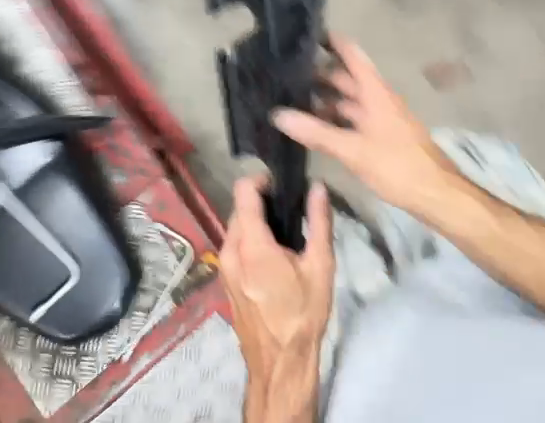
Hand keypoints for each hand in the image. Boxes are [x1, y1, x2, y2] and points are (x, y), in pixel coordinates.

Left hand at [220, 176, 333, 422]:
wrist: (280, 363)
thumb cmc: (303, 313)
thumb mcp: (321, 266)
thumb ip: (319, 222)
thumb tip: (318, 187)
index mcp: (251, 245)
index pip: (243, 191)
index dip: (262, 181)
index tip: (283, 186)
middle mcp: (229, 251)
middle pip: (240, 208)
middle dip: (262, 202)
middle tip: (291, 211)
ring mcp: (223, 267)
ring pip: (236, 227)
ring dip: (256, 222)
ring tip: (285, 233)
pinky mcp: (225, 280)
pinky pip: (234, 246)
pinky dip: (250, 240)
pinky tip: (273, 255)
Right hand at [273, 37, 462, 218]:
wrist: (435, 193)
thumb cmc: (397, 164)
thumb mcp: (353, 149)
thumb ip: (317, 132)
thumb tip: (279, 114)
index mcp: (375, 92)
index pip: (353, 55)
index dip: (333, 42)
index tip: (308, 32)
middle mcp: (378, 99)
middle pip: (347, 79)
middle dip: (320, 75)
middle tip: (286, 73)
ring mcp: (381, 118)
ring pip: (350, 102)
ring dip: (326, 100)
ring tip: (293, 101)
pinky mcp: (381, 137)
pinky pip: (354, 120)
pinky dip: (335, 120)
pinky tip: (316, 128)